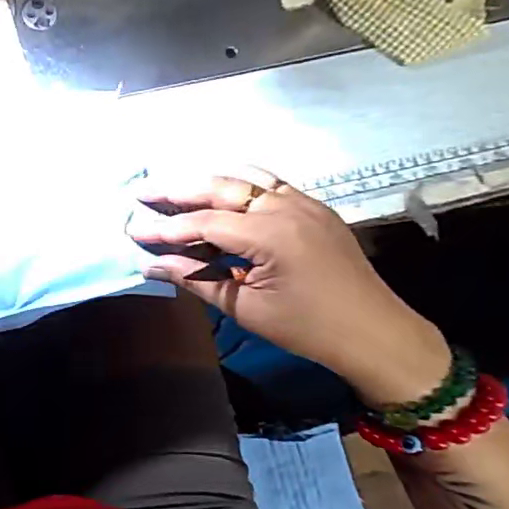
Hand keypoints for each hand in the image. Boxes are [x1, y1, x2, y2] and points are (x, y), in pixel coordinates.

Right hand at [127, 173, 449, 402]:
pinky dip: (242, 182)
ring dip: (210, 180)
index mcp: (268, 234)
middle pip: (221, 187)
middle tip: (144, 192)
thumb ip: (198, 280)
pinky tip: (225, 190)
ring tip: (178, 187)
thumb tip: (153, 264)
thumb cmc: (307, 328)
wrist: (373, 330)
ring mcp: (304, 201)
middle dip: (180, 189)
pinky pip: (272, 183)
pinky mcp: (316, 206)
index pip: (204, 222)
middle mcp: (285, 206)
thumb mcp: (247, 308)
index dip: (167, 228)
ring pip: (247, 177)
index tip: (135, 230)